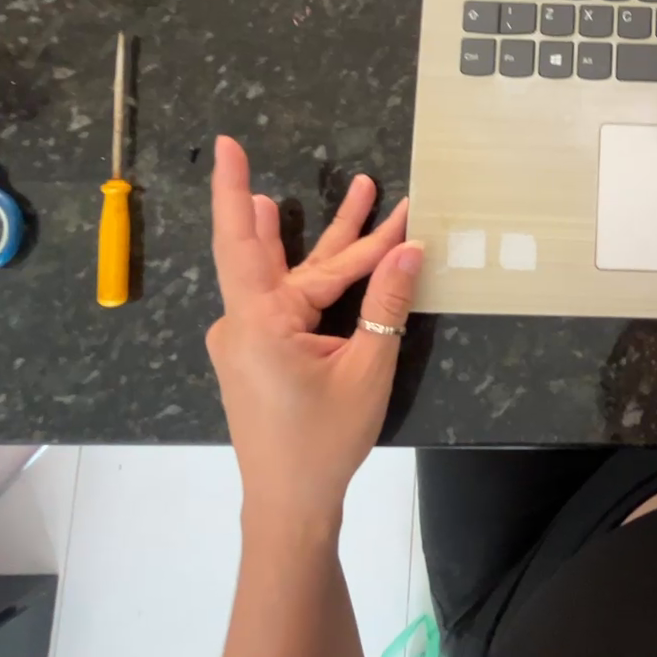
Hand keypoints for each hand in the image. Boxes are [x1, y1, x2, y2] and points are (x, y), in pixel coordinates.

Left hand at [206, 135, 420, 523]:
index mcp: (259, 322)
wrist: (290, 504)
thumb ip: (386, 303)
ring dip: (330, 241)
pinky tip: (317, 246)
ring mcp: (250, 336)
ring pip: (293, 274)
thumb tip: (412, 249)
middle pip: (289, 255)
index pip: (269, 245)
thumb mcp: (368, 368)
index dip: (263, 197)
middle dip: (339, 222)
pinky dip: (316, 271)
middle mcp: (245, 321)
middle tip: (369, 184)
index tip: (257, 153)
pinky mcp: (260, 350)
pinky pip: (290, 298)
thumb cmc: (324, 439)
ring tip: (362, 197)